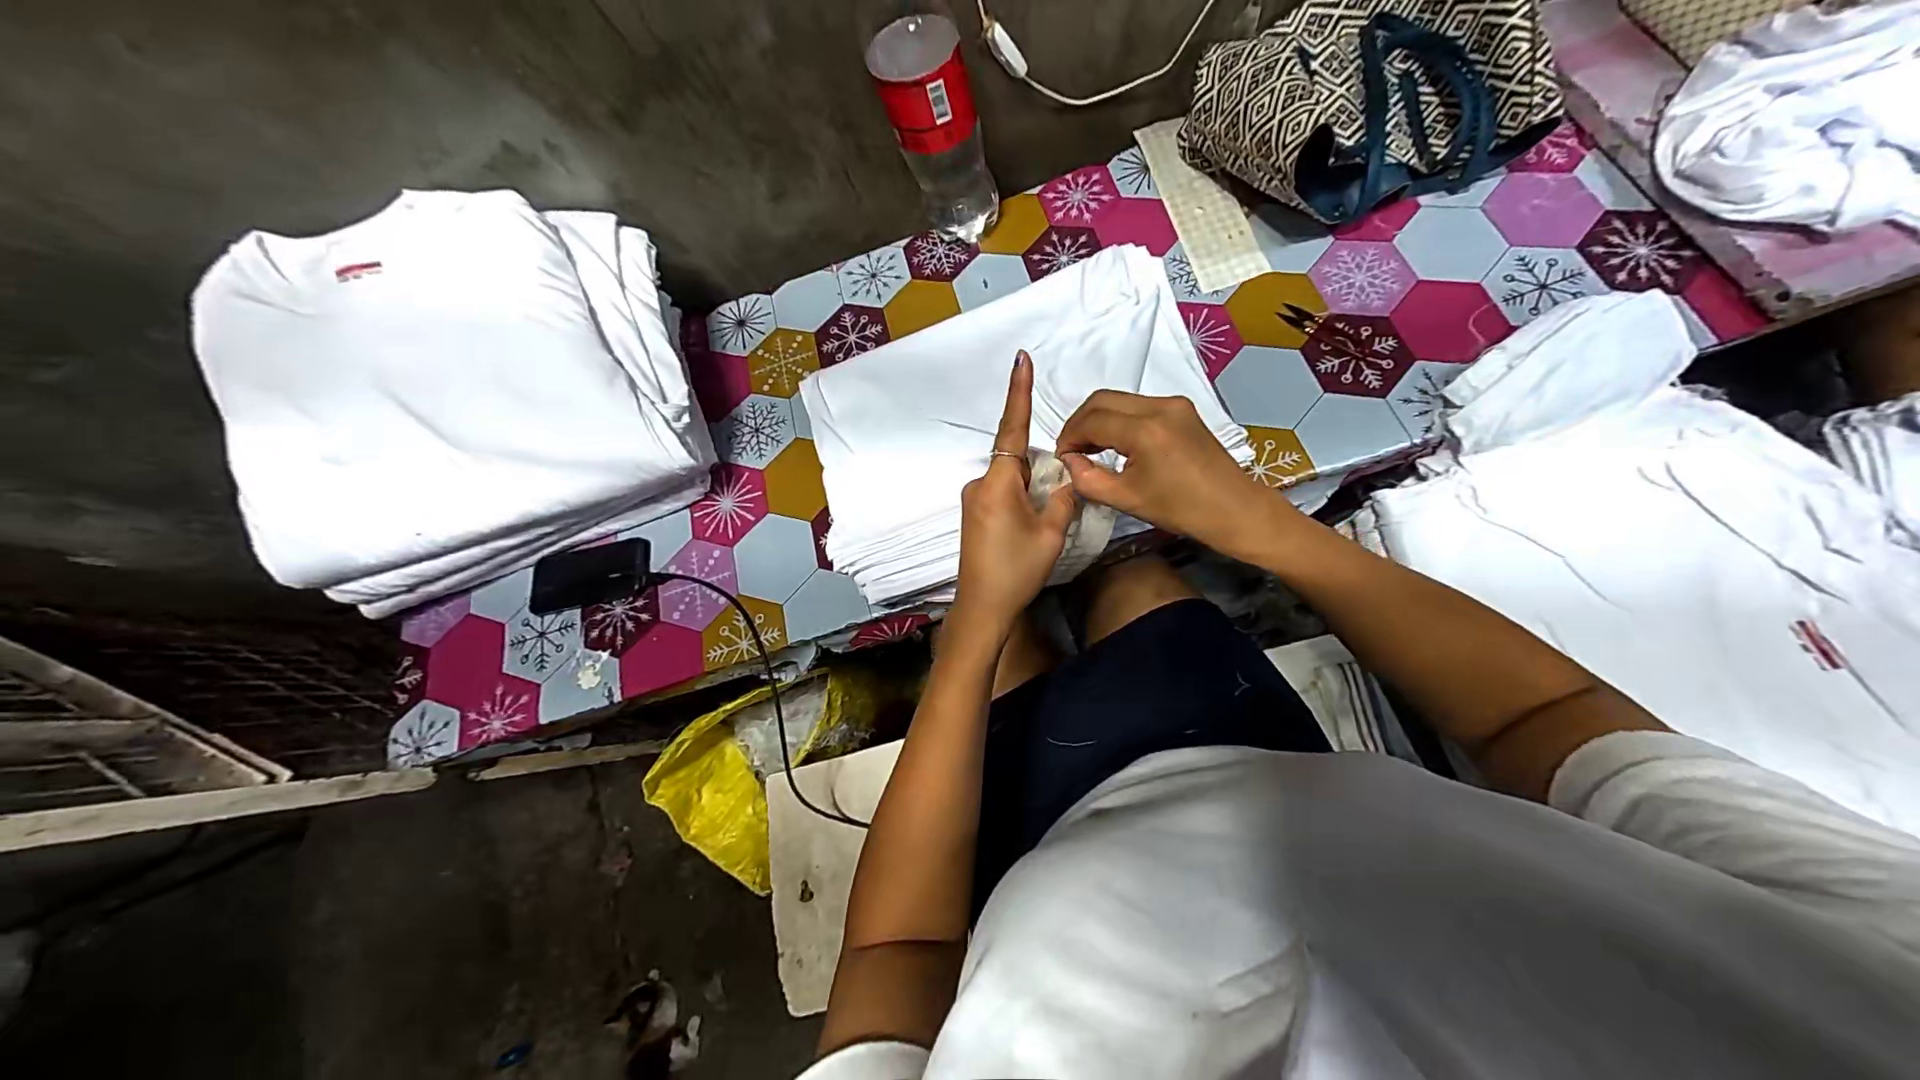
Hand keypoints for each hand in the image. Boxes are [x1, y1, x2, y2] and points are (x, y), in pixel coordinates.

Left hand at [952, 352, 1076, 638]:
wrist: (982, 608)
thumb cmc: (1016, 572)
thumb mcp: (1051, 534)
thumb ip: (1064, 498)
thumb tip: (1068, 477)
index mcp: (998, 483)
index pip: (1012, 429)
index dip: (1019, 393)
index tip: (1020, 360)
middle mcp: (980, 484)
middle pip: (1017, 460)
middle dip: (1041, 473)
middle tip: (1050, 512)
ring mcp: (973, 500)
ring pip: (1012, 480)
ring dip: (1032, 491)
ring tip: (1037, 530)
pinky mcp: (974, 514)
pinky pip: (1003, 493)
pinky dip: (1021, 501)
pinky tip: (1027, 530)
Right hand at [1057, 390, 1299, 560]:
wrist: (1234, 509)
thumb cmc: (1181, 510)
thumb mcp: (1126, 499)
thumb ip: (1087, 479)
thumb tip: (1069, 461)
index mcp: (1145, 431)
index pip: (1091, 421)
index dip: (1069, 438)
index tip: (1063, 458)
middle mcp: (1160, 407)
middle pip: (1102, 400)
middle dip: (1080, 423)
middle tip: (1072, 450)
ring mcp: (1174, 404)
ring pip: (1119, 400)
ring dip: (1099, 419)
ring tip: (1091, 449)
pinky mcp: (1182, 409)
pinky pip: (1138, 405)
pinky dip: (1119, 419)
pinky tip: (1116, 443)